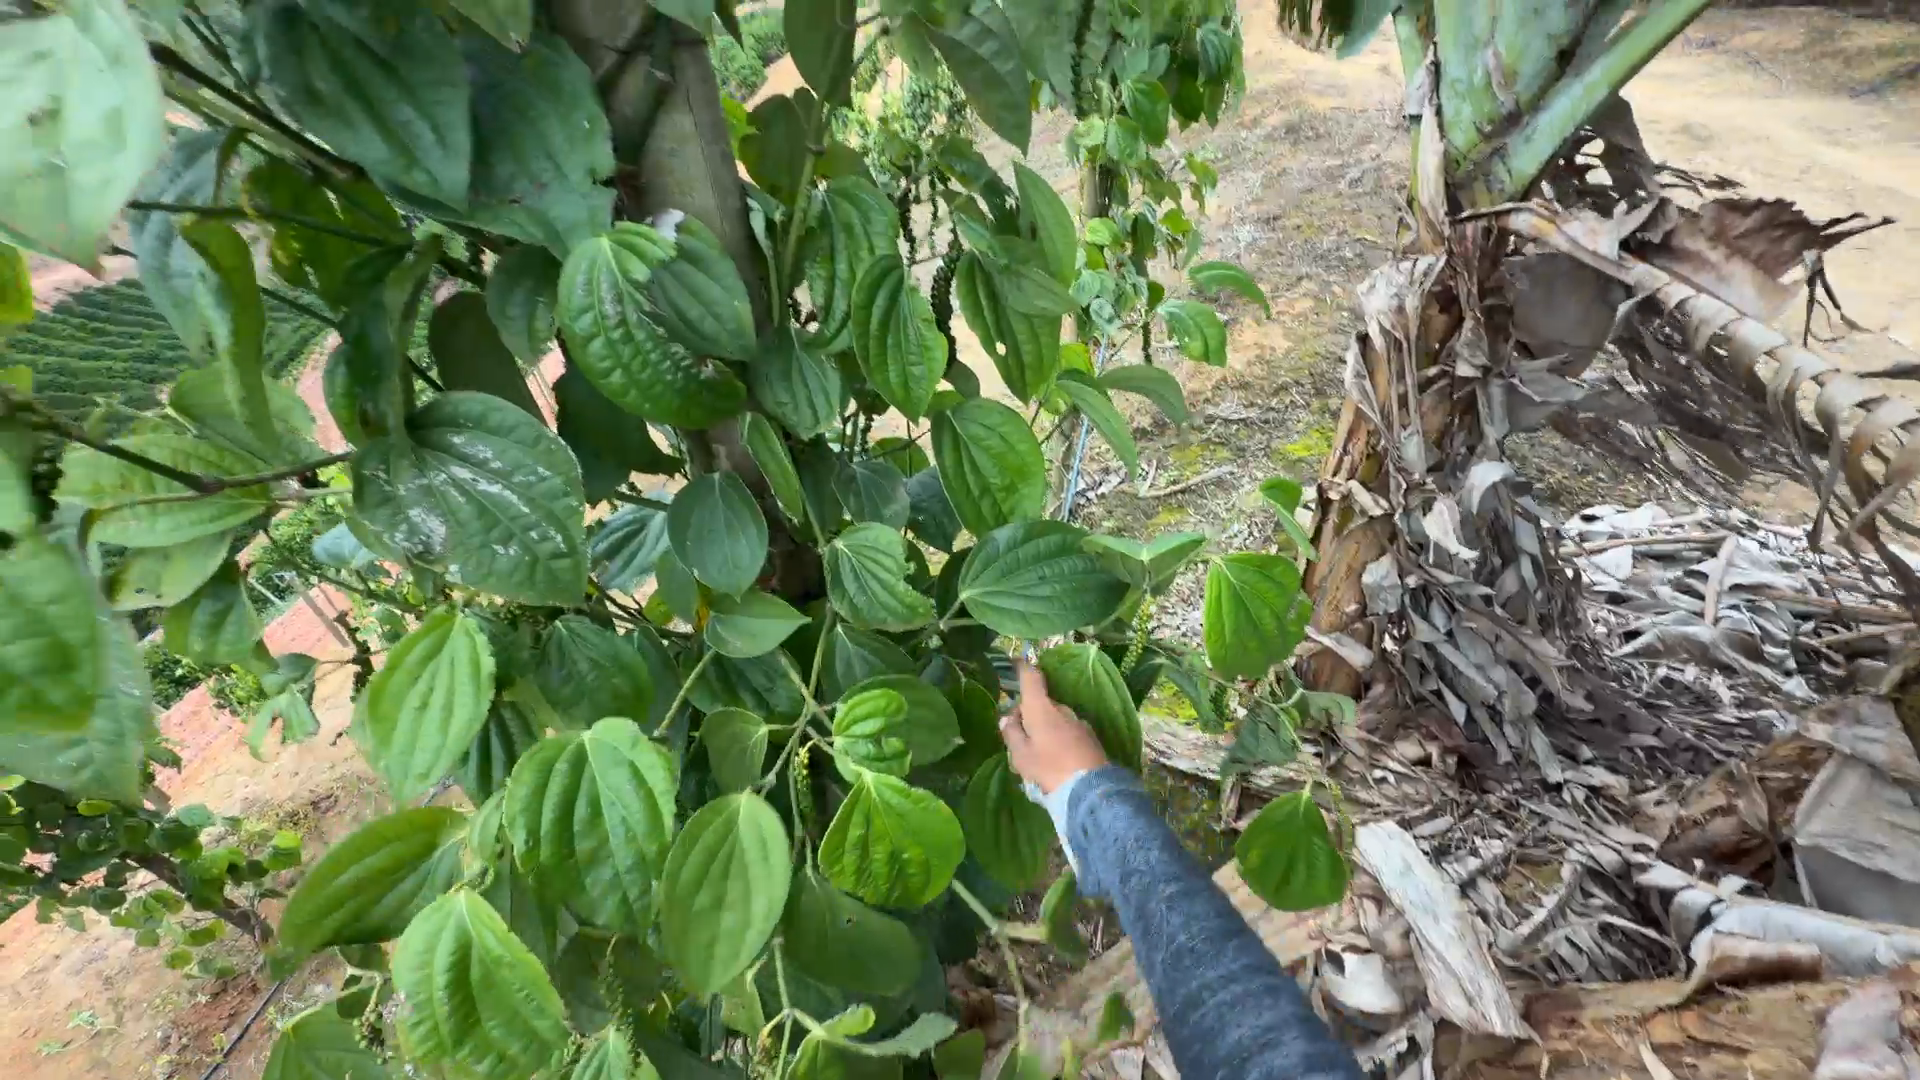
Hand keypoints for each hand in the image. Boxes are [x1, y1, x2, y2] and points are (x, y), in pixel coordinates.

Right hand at [1000, 660, 1107, 793]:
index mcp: (1041, 708)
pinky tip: (1057, 761)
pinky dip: (1059, 739)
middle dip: (1029, 715)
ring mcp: (1078, 722)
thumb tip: (1007, 718)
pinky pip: (1068, 731)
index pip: (1031, 678)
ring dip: (1045, 729)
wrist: (1090, 789)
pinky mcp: (1090, 737)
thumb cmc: (1049, 768)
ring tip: (1038, 757)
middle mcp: (1061, 708)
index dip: (1023, 668)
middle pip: (1041, 703)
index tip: (1016, 663)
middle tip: (1019, 740)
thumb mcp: (1021, 755)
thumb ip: (1011, 733)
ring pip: (1055, 719)